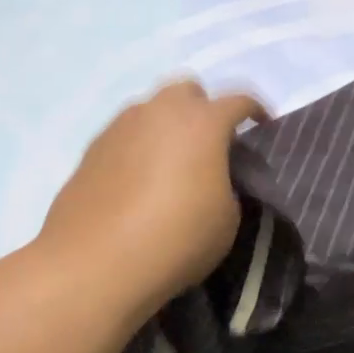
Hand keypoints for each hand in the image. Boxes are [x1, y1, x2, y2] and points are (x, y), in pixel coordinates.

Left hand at [34, 80, 265, 313]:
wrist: (95, 263)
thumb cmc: (177, 238)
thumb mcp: (227, 219)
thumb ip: (228, 185)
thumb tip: (214, 177)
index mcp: (203, 122)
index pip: (239, 99)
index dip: (256, 110)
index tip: (262, 126)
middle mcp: (159, 111)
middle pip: (187, 90)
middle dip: (203, 108)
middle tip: (210, 143)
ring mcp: (120, 126)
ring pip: (151, 109)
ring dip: (167, 126)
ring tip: (172, 164)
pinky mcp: (91, 148)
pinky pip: (125, 134)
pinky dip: (139, 147)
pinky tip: (140, 181)